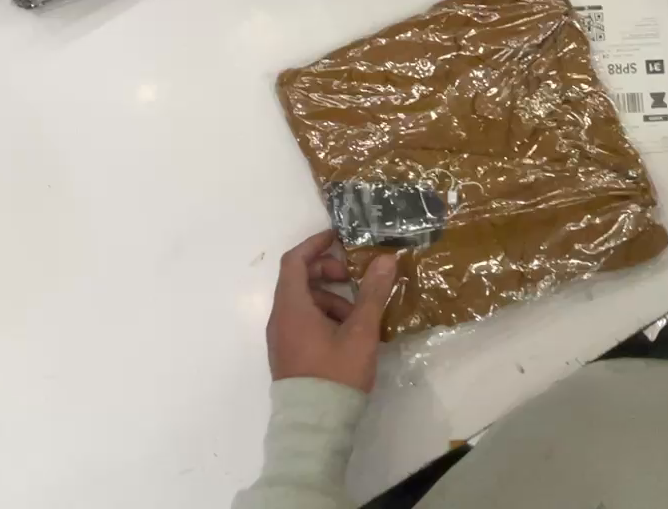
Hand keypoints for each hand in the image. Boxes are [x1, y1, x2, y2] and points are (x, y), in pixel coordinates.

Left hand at [265, 230, 398, 392]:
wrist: (314, 429)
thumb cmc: (335, 374)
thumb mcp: (360, 331)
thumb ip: (372, 293)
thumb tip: (386, 259)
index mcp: (292, 308)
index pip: (294, 261)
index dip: (315, 244)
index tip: (339, 238)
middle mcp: (280, 319)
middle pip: (298, 279)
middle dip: (327, 271)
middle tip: (353, 278)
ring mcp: (283, 339)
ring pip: (304, 302)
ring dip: (331, 297)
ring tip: (358, 314)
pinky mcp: (289, 355)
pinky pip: (304, 321)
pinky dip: (325, 316)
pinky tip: (350, 334)